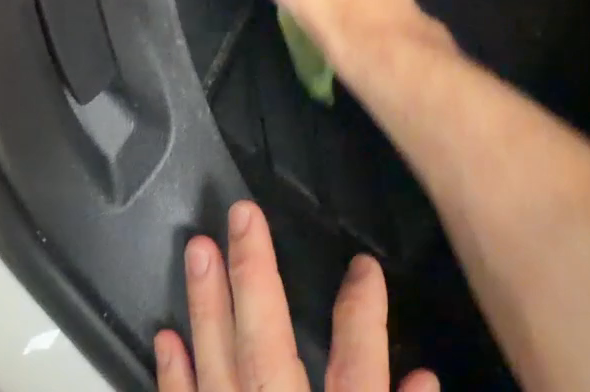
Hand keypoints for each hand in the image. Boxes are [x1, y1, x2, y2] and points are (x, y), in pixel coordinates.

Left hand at [156, 200, 437, 391]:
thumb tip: (423, 378)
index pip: (358, 361)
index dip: (363, 310)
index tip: (365, 265)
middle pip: (267, 345)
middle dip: (254, 276)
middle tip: (241, 214)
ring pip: (218, 364)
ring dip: (206, 306)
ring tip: (198, 248)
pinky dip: (174, 375)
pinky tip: (166, 336)